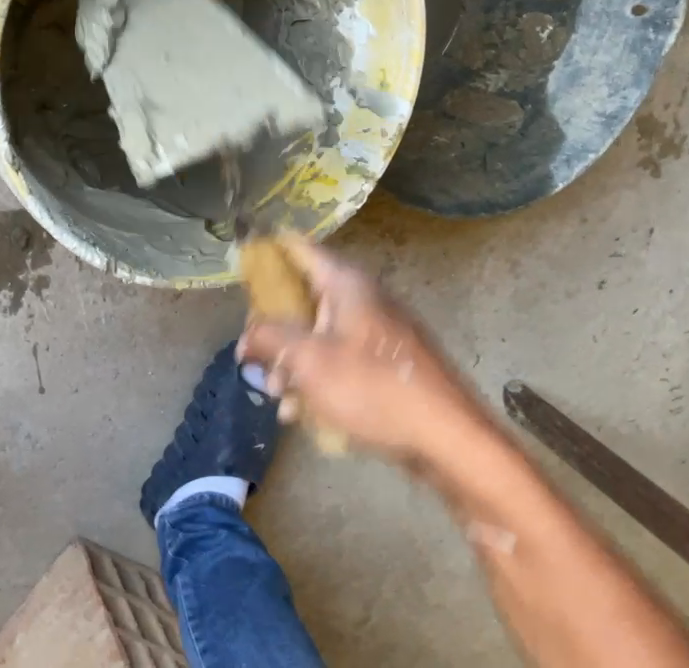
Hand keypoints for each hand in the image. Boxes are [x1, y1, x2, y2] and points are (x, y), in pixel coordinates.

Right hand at [237, 238, 486, 467]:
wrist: (451, 440)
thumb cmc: (374, 389)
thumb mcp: (308, 361)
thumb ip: (268, 340)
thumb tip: (245, 337)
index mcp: (346, 283)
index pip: (297, 248)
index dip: (266, 252)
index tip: (238, 269)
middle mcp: (363, 299)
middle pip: (303, 297)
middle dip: (273, 329)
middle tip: (253, 357)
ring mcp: (379, 332)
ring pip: (319, 335)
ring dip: (292, 363)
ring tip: (279, 398)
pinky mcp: (389, 365)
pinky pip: (340, 361)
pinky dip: (318, 380)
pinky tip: (303, 414)